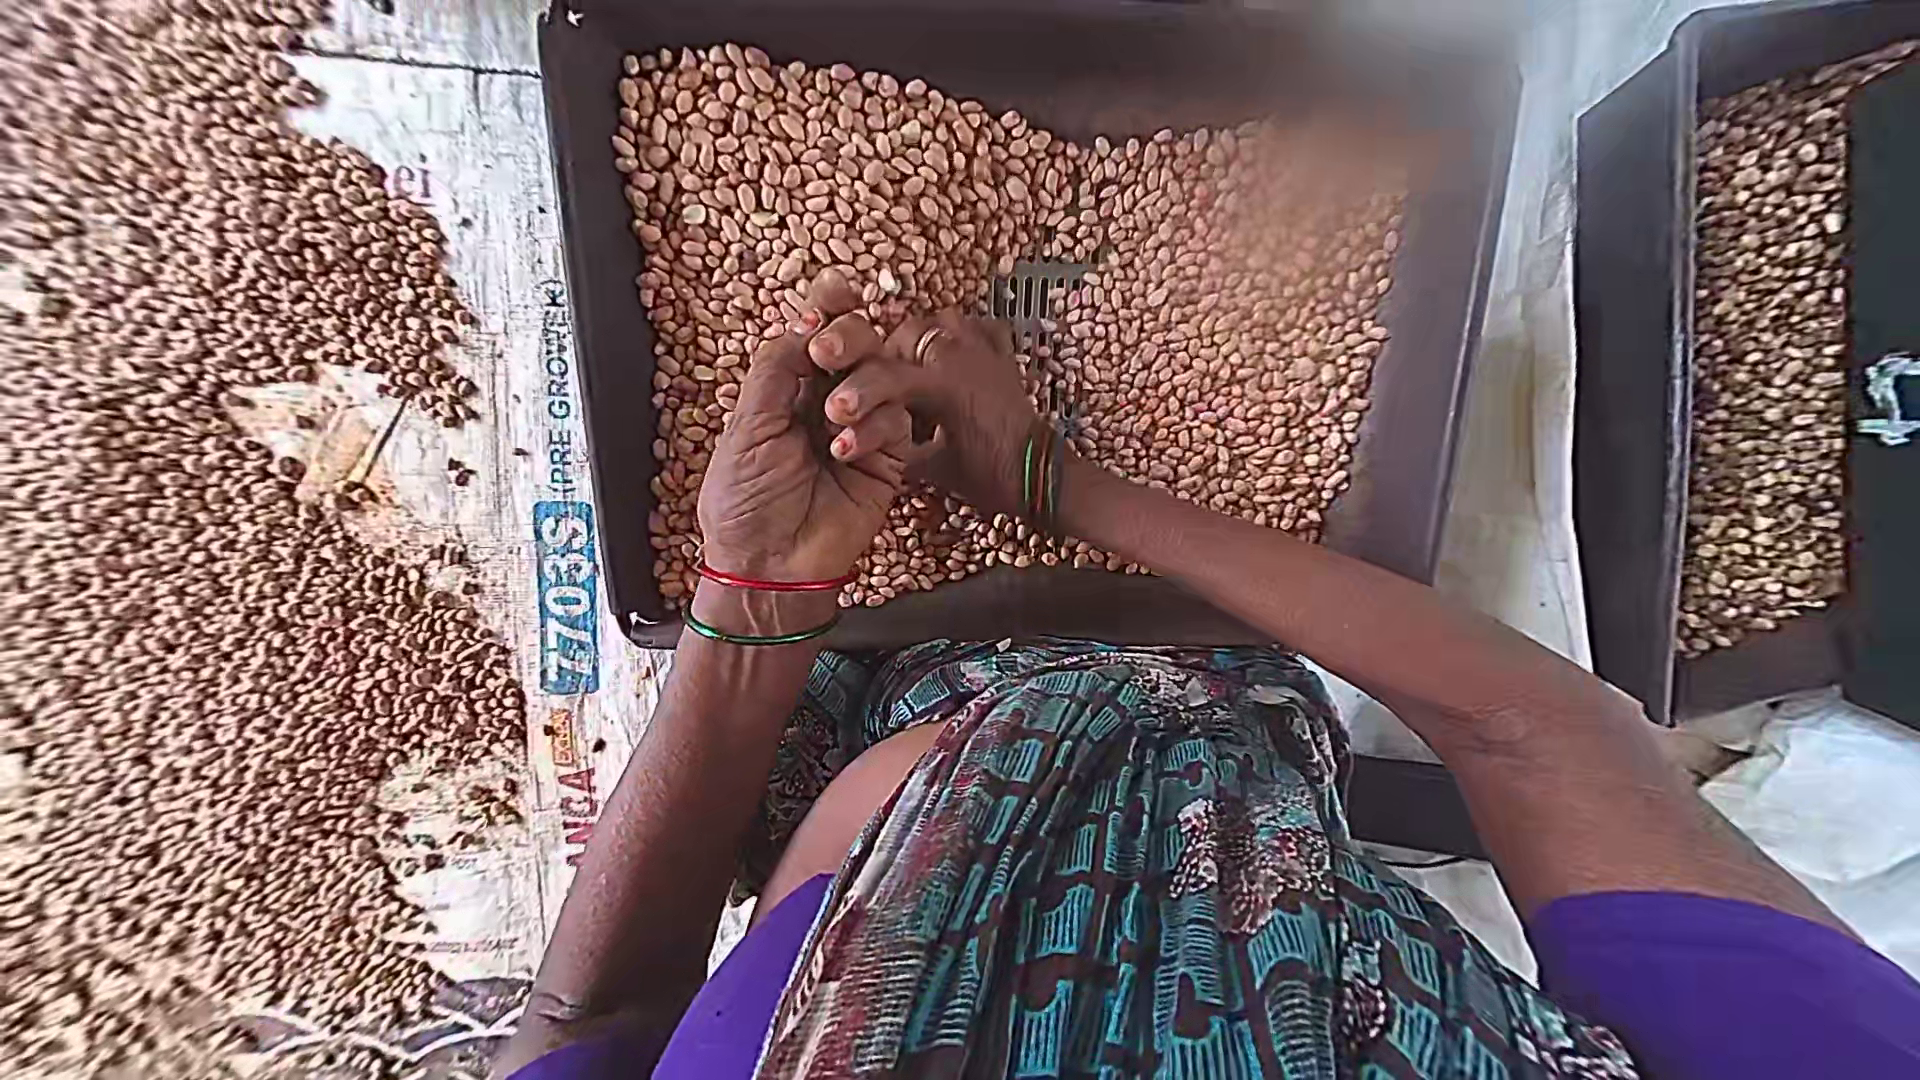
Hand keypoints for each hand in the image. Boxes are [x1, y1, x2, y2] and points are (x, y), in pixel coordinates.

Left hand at [695, 271, 919, 594]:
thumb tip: (806, 324)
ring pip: (885, 377)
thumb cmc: (746, 500)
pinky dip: (876, 428)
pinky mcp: (888, 460)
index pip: (816, 334)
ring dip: (862, 385)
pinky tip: (845, 453)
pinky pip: (897, 424)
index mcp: (788, 389)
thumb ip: (777, 369)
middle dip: (848, 336)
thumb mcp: (747, 425)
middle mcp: (827, 402)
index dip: (828, 309)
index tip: (830, 299)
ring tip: (833, 416)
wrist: (772, 563)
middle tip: (828, 351)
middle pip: (858, 344)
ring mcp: (861, 429)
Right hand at [808, 309, 1042, 516]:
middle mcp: (962, 353)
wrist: (1040, 475)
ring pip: (940, 323)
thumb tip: (855, 441)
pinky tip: (951, 357)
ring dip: (920, 342)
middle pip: (906, 335)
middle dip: (884, 359)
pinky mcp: (1003, 356)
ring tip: (911, 372)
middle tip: (876, 389)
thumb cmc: (988, 476)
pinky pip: (978, 328)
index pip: (884, 376)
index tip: (836, 407)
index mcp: (942, 382)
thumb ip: (893, 446)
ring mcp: (986, 349)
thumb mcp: (932, 467)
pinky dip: (960, 337)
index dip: (856, 392)